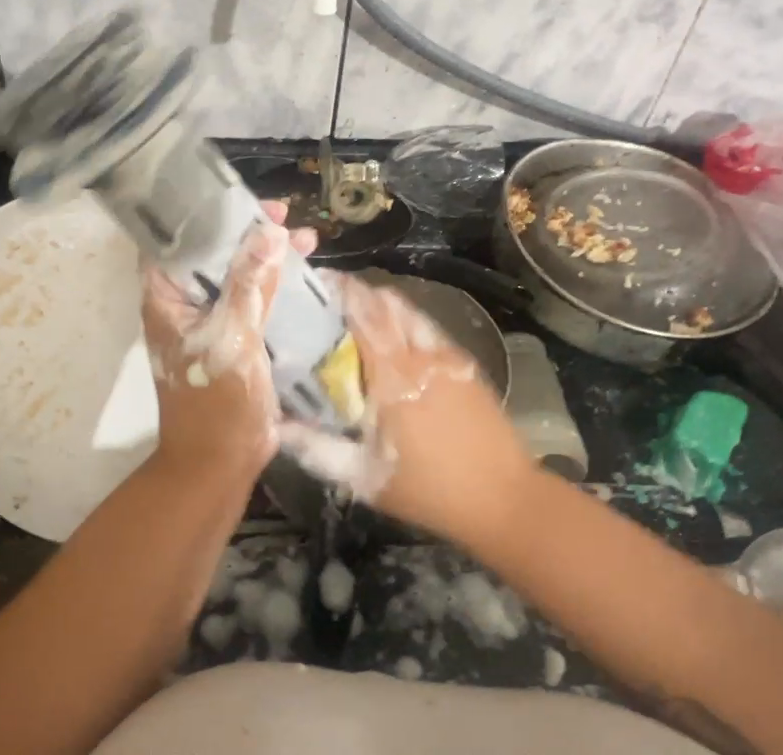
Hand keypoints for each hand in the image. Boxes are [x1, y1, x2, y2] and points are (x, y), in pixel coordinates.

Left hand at [139, 201, 315, 489]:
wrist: (221, 462)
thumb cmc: (216, 400)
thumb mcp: (233, 336)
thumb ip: (250, 284)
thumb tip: (270, 233)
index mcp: (166, 299)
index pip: (176, 239)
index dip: (206, 214)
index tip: (243, 199)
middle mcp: (183, 305)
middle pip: (212, 253)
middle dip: (247, 233)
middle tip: (283, 215)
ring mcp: (210, 323)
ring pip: (237, 277)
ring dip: (267, 258)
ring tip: (307, 239)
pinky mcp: (234, 340)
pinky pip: (253, 302)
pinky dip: (276, 286)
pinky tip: (305, 274)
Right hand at [279, 275, 535, 546]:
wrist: (506, 499)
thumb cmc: (430, 491)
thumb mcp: (365, 479)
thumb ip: (318, 450)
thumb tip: (277, 427)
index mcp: (394, 377)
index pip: (364, 315)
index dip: (340, 292)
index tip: (316, 283)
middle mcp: (422, 356)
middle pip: (387, 304)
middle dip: (358, 293)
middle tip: (329, 296)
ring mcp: (449, 358)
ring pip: (411, 313)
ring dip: (383, 305)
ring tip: (358, 313)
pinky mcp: (467, 367)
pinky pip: (429, 331)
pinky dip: (406, 323)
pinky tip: (395, 341)